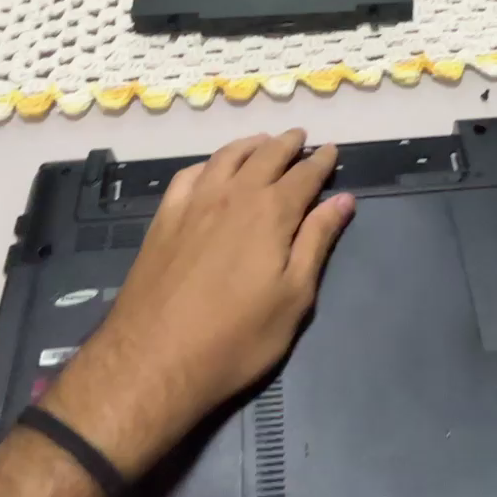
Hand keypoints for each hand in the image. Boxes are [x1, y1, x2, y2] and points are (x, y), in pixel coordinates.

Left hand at [41, 130, 353, 476]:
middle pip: (266, 156)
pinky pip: (189, 174)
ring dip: (249, 144)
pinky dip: (208, 162)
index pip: (304, 175)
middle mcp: (234, 194)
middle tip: (301, 136)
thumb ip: (317, 242)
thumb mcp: (293, 297)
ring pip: (226, 157)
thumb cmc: (236, 337)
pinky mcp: (165, 217)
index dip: (321, 161)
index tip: (331, 150)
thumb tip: (343, 200)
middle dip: (288, 144)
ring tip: (263, 141)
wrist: (154, 359)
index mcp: (271, 212)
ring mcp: (194, 202)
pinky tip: (212, 167)